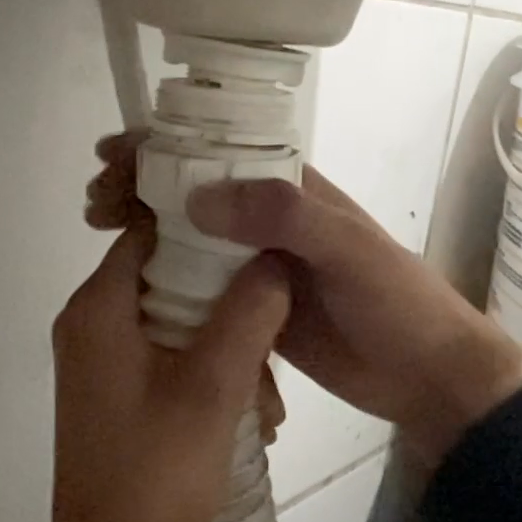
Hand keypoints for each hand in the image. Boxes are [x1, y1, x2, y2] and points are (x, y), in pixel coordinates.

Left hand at [33, 219, 291, 521]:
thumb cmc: (156, 473)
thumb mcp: (213, 388)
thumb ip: (248, 314)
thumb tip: (274, 256)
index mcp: (98, 307)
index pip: (150, 230)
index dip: (204, 225)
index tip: (257, 233)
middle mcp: (90, 323)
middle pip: (165, 275)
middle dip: (224, 296)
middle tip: (273, 319)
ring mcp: (98, 361)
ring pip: (171, 318)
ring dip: (222, 340)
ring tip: (268, 384)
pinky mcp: (112, 392)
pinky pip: (163, 353)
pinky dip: (203, 367)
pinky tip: (246, 406)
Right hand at [88, 132, 521, 467]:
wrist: (424, 375)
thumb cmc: (394, 299)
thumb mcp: (347, 247)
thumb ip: (282, 215)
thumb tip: (197, 196)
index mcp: (287, 188)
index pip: (215, 152)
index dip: (163, 146)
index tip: (115, 153)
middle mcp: (263, 218)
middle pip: (189, 190)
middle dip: (140, 183)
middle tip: (97, 200)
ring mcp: (251, 264)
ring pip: (184, 235)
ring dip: (140, 226)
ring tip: (99, 228)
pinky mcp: (246, 308)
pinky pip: (194, 285)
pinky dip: (158, 277)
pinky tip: (124, 282)